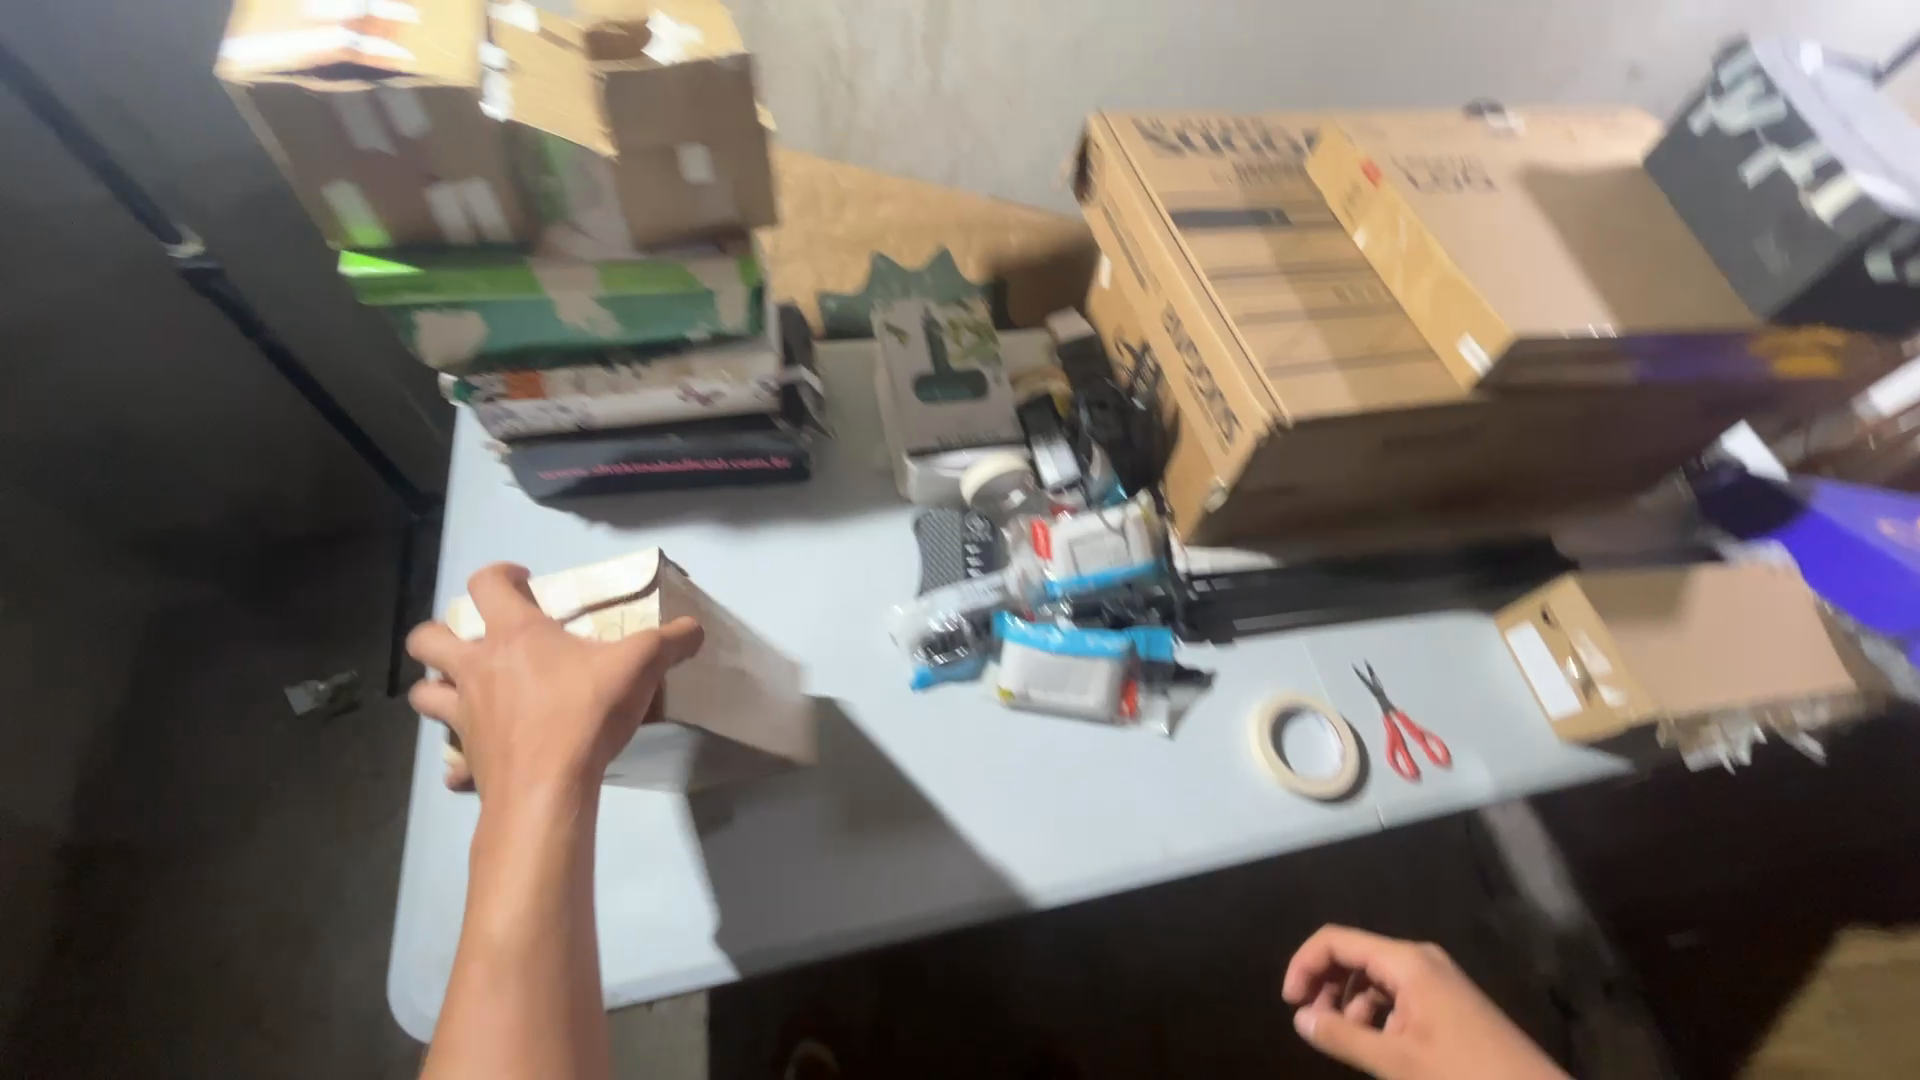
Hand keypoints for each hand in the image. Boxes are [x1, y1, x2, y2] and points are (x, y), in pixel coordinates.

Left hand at [405, 562, 704, 802]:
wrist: (549, 785)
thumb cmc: (587, 710)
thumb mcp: (642, 664)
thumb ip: (672, 641)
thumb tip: (695, 629)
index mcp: (516, 635)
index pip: (486, 585)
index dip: (499, 574)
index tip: (521, 580)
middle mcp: (479, 668)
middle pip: (427, 638)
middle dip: (442, 631)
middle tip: (478, 639)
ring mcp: (465, 715)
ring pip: (424, 692)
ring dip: (438, 686)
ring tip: (467, 691)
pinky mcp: (469, 758)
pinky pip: (451, 760)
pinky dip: (458, 758)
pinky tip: (478, 760)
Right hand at [1283, 925, 1566, 1079]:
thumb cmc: (1467, 1078)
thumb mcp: (1398, 1063)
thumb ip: (1342, 1036)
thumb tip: (1299, 1017)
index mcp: (1404, 960)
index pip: (1334, 940)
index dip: (1303, 965)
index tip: (1291, 1004)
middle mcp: (1419, 959)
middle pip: (1353, 954)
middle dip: (1325, 984)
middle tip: (1312, 1023)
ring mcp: (1438, 980)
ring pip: (1375, 977)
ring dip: (1350, 1003)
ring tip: (1345, 1041)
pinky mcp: (1451, 1003)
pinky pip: (1398, 994)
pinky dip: (1377, 1013)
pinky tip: (1379, 1046)